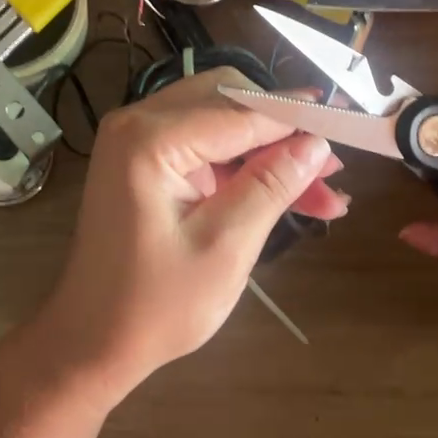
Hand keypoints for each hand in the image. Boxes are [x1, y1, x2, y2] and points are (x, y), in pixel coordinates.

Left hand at [33, 69, 349, 396]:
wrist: (93, 337)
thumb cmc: (156, 303)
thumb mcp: (225, 247)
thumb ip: (270, 185)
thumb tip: (315, 142)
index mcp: (150, 138)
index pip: (237, 111)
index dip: (294, 115)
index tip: (344, 115)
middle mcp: (138, 121)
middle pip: (226, 101)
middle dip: (282, 129)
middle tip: (333, 163)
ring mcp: (136, 138)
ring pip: (219, 122)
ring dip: (267, 150)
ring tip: (326, 189)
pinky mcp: (143, 158)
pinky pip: (202, 144)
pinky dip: (242, 165)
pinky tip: (289, 194)